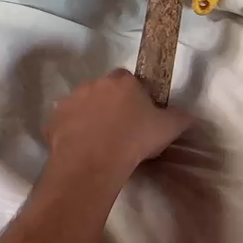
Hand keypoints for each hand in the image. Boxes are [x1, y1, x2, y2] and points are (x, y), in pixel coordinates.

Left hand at [45, 70, 192, 176]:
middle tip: (122, 128)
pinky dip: (73, 132)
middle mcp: (94, 84)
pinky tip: (84, 149)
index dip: (135, 95)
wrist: (93, 163)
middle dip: (111, 104)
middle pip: (104, 90)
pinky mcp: (53, 120)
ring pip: (83, 105)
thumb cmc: (134, 140)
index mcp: (123, 82)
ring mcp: (70, 101)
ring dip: (91, 116)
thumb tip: (189, 115)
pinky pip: (66, 124)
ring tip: (101, 141)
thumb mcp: (169, 129)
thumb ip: (181, 117)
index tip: (140, 113)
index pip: (130, 79)